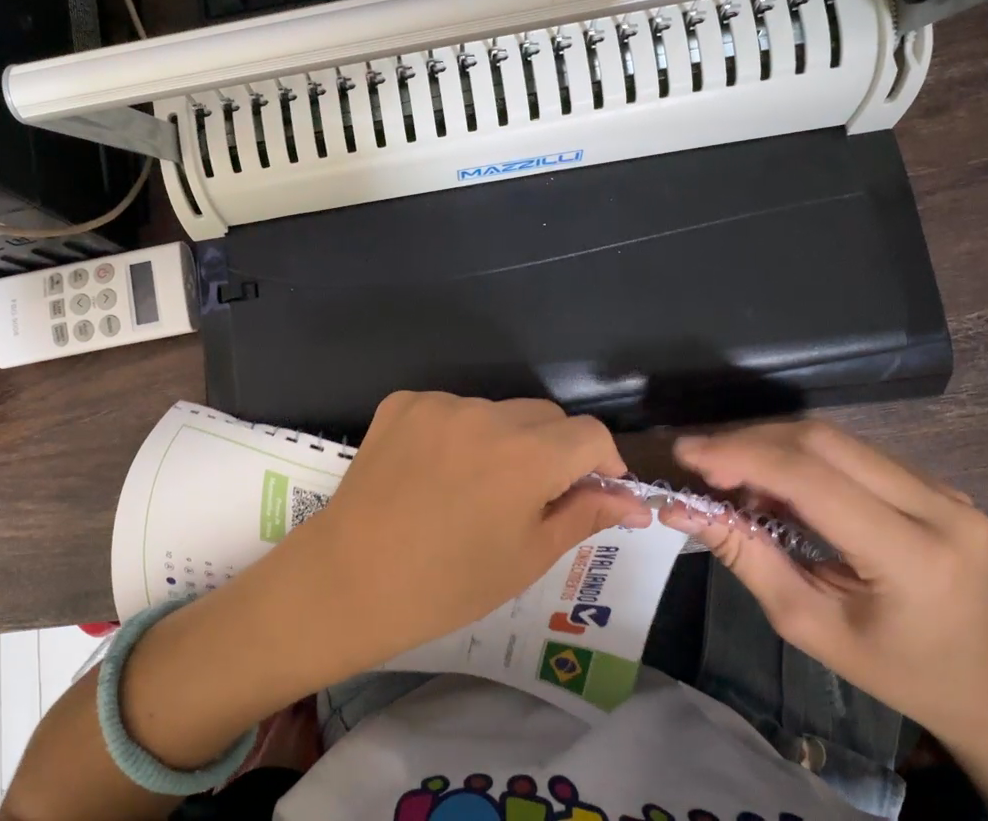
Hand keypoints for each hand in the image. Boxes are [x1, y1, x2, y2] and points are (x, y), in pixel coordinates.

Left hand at [283, 391, 654, 666]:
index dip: (602, 463)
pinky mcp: (400, 404)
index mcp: (527, 455)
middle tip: (535, 497)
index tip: (595, 491)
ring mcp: (437, 405)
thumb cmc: (449, 582)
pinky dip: (456, 433)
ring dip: (503, 440)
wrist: (352, 578)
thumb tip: (635, 501)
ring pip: (495, 412)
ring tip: (476, 489)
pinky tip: (437, 472)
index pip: (590, 435)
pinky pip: (449, 409)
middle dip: (554, 450)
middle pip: (544, 417)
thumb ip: (585, 515)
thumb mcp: (529, 555)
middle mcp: (485, 415)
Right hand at [661, 421, 987, 739]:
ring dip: (772, 447)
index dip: (740, 456)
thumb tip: (682, 509)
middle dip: (749, 442)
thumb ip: (746, 558)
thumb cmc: (900, 671)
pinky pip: (854, 453)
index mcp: (913, 556)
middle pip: (823, 441)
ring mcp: (945, 491)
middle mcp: (938, 509)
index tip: (683, 455)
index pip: (812, 480)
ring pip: (836, 439)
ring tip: (731, 479)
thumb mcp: (810, 626)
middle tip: (699, 464)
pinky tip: (776, 486)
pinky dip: (801, 458)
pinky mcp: (937, 486)